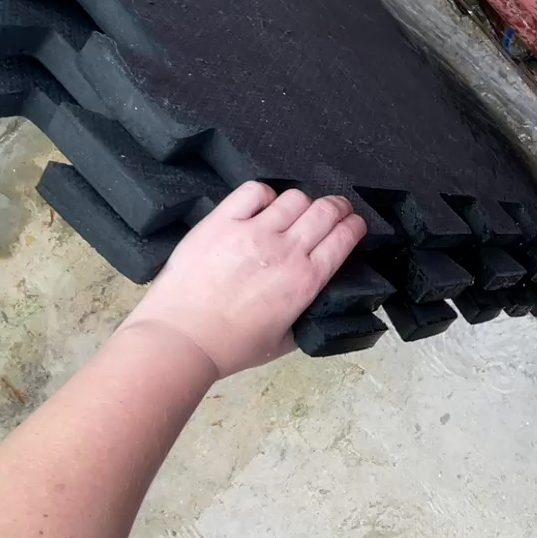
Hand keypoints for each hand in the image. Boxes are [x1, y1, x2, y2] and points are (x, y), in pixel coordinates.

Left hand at [118, 182, 364, 378]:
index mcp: (306, 281)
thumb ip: (308, 313)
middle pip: (325, 210)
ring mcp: (252, 233)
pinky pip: (254, 192)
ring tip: (297, 211)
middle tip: (336, 209)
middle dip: (338, 207)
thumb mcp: (289, 339)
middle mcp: (285, 251)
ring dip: (303, 202)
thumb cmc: (233, 345)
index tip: (354, 225)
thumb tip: (316, 298)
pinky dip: (265, 195)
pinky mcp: (221, 223)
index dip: (355, 226)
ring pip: (295, 197)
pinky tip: (263, 206)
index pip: (344, 238)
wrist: (182, 339)